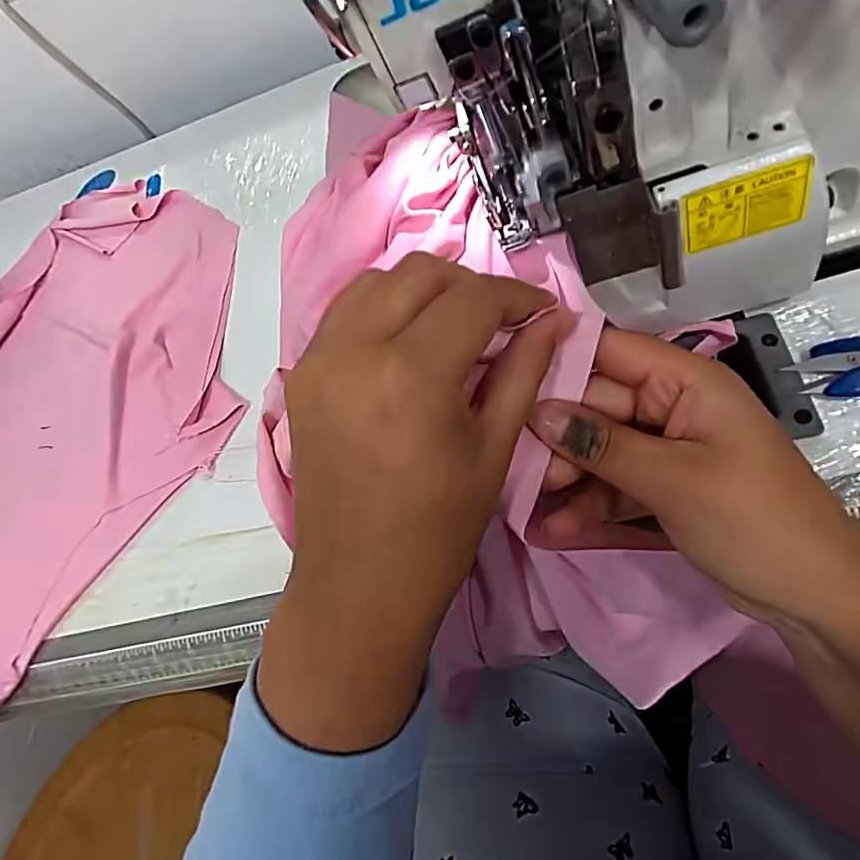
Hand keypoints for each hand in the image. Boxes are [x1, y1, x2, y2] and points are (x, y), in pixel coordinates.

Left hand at [257, 253, 571, 751]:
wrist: (358, 586)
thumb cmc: (439, 530)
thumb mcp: (495, 447)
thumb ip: (525, 369)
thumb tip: (557, 318)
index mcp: (410, 375)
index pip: (474, 299)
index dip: (519, 297)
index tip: (545, 311)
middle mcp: (355, 350)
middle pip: (424, 272)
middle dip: (474, 286)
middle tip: (503, 321)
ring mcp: (318, 358)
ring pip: (379, 279)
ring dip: (428, 289)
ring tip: (458, 325)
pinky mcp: (302, 372)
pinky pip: (348, 309)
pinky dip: (387, 305)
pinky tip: (413, 338)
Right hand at [529, 329, 859, 859]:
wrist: (817, 598)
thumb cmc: (753, 520)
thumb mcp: (674, 479)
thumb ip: (603, 445)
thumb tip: (539, 413)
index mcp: (687, 381)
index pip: (610, 351)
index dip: (559, 361)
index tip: (505, 377)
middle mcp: (675, 405)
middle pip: (600, 406)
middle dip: (558, 436)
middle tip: (510, 464)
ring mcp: (671, 449)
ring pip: (604, 449)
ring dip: (569, 477)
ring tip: (523, 505)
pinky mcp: (669, 488)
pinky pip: (620, 484)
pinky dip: (593, 505)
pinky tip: (553, 530)